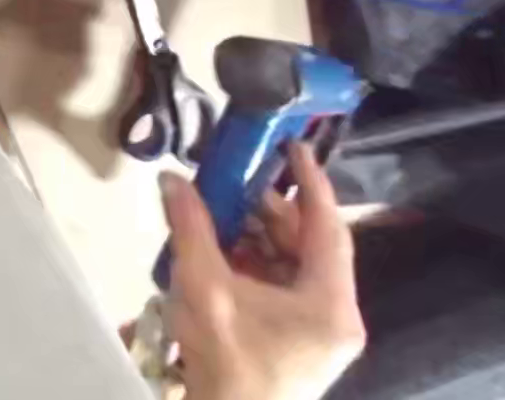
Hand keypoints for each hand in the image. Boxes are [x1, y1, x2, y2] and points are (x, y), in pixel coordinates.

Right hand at [160, 144, 366, 399]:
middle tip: (222, 180)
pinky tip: (212, 245)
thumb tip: (172, 177)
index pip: (328, 228)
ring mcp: (313, 323)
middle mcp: (332, 311)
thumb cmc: (228, 358)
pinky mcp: (292, 331)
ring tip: (208, 213)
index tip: (292, 146)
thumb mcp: (203, 284)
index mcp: (328, 303)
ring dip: (247, 229)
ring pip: (285, 256)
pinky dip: (245, 253)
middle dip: (261, 207)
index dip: (311, 183)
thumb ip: (190, 226)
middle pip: (301, 239)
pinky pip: (273, 275)